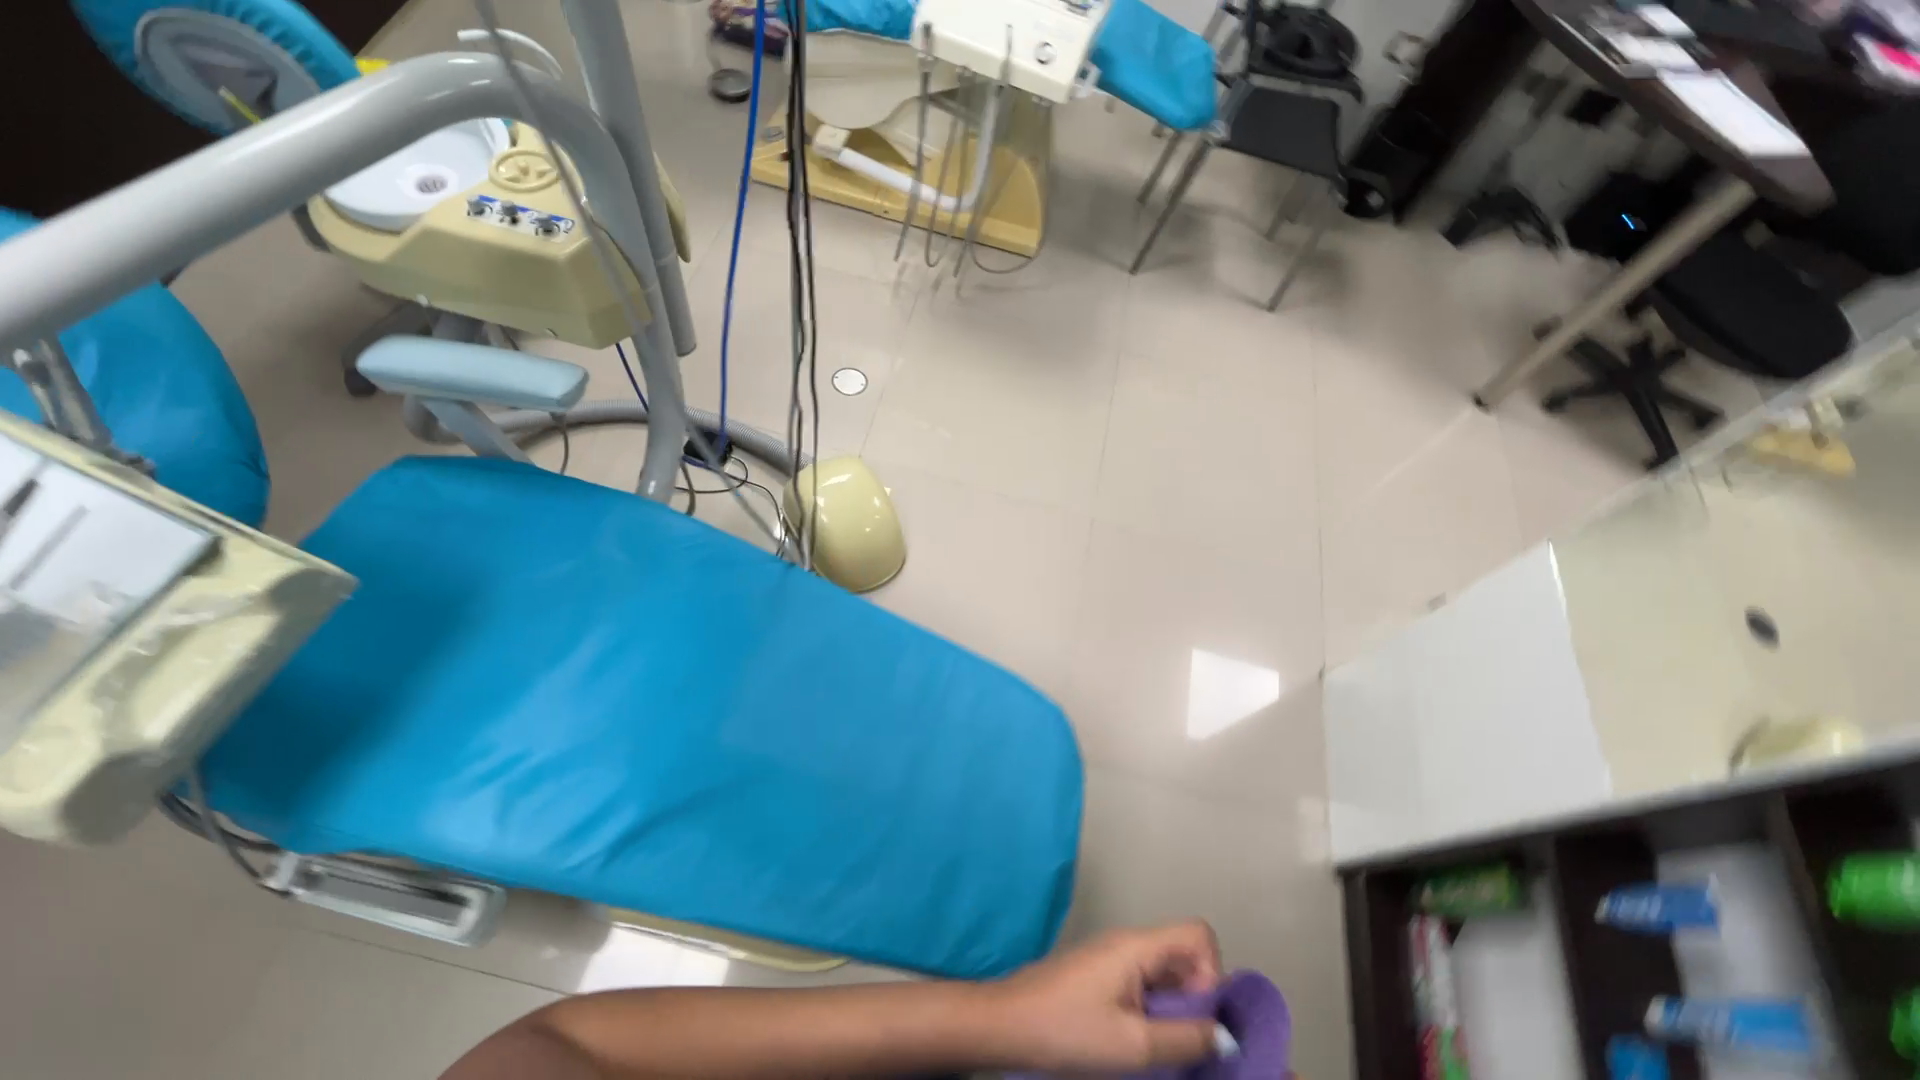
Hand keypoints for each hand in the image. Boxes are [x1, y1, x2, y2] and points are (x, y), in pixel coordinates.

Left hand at [983, 920, 1223, 1072]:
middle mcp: (1126, 943)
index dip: (1211, 973)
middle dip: (1195, 998)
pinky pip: (1142, 985)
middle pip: (1184, 956)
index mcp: (1136, 946)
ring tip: (1159, 1046)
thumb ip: (1186, 1038)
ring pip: (1164, 974)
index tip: (1197, 1015)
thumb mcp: (1133, 1044)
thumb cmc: (1066, 1030)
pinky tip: (1138, 1042)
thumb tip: (1225, 1035)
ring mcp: (1111, 958)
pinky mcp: (1098, 976)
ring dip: (1173, 1009)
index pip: (1198, 934)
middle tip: (1182, 1040)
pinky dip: (1152, 1011)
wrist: (1004, 1024)